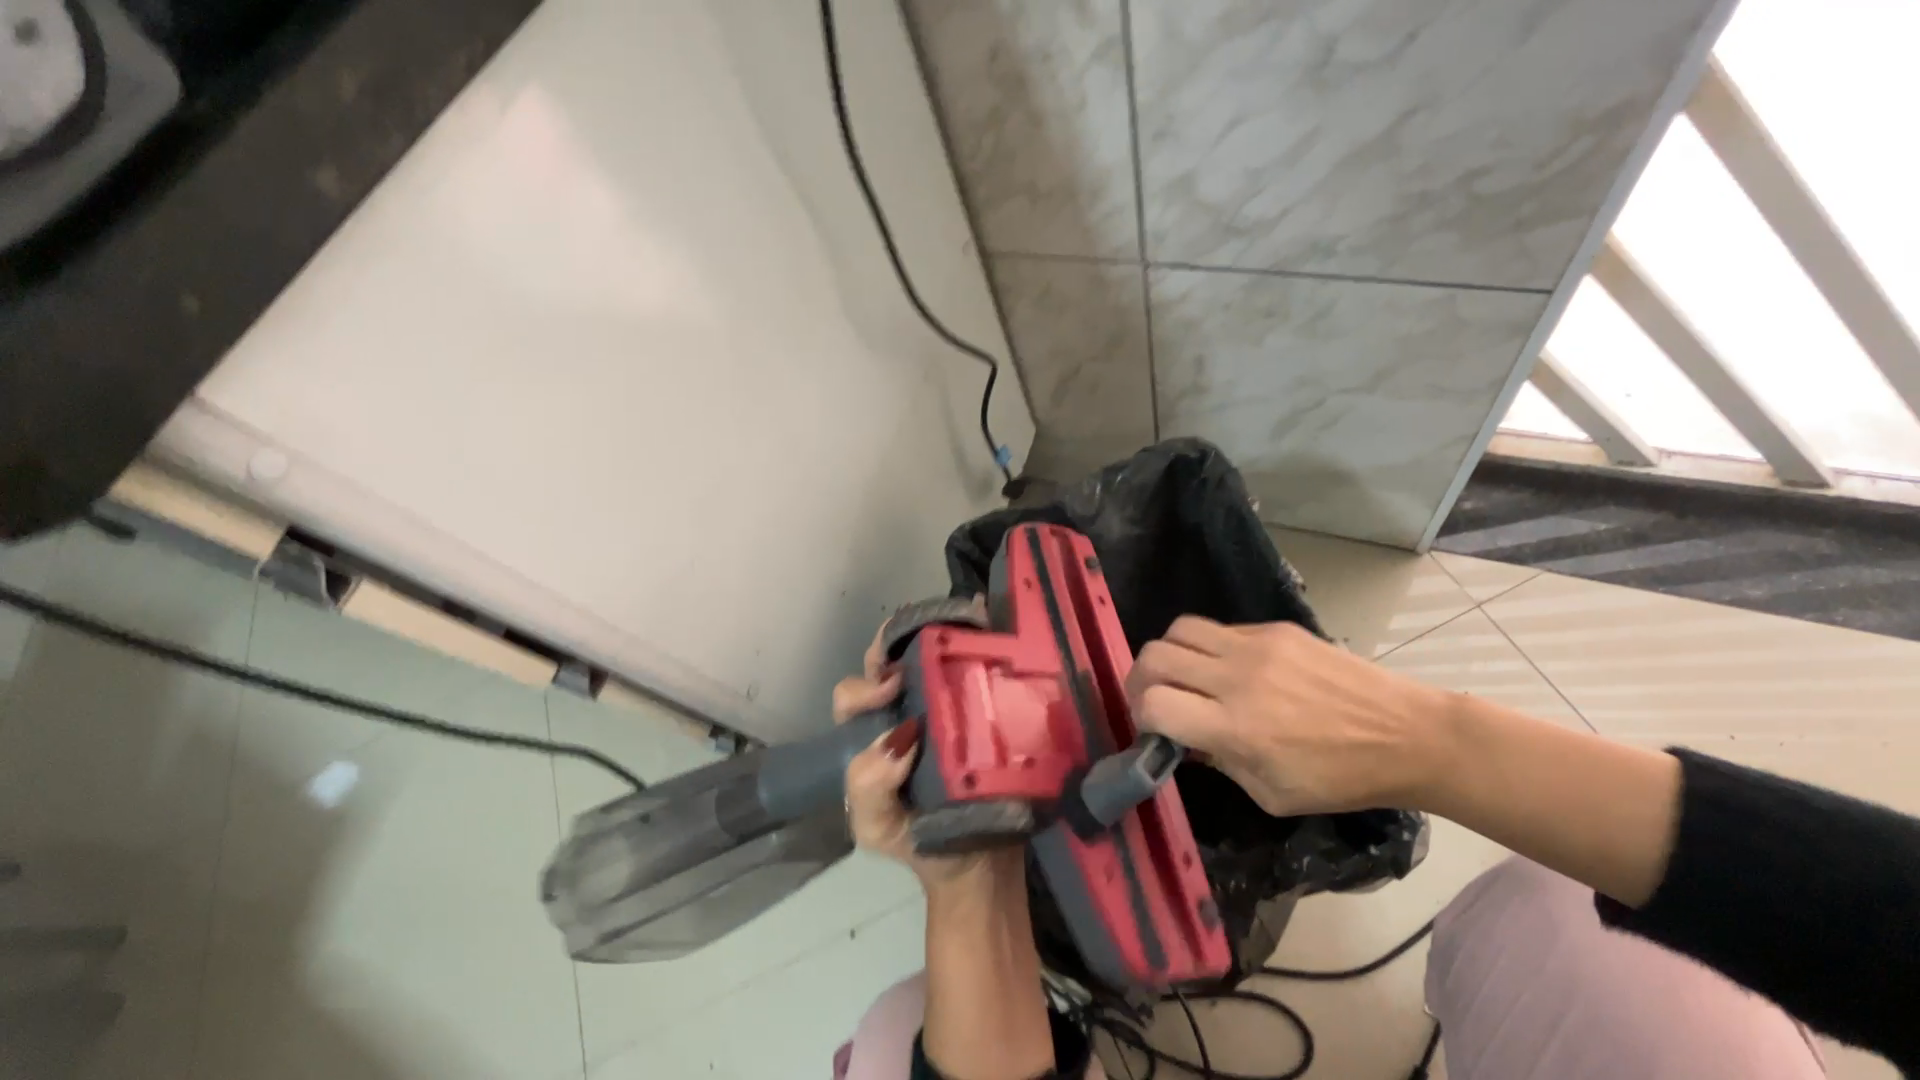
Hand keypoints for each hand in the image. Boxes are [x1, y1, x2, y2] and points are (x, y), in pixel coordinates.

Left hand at [834, 617, 1022, 891]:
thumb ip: (869, 786)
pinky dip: (981, 647)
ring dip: (943, 636)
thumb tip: (896, 737)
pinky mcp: (983, 710)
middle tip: (930, 639)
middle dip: (903, 642)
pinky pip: (977, 672)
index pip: (853, 695)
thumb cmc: (921, 842)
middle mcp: (903, 713)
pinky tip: (996, 634)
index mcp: (870, 735)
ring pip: (933, 658)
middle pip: (891, 662)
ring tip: (965, 624)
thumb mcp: (877, 826)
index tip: (895, 687)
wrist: (983, 868)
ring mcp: (946, 708)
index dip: (867, 686)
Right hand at [1124, 616, 1453, 815]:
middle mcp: (1237, 678)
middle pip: (1155, 657)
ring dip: (1168, 654)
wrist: (1407, 734)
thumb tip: (1186, 740)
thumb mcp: (1271, 795)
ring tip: (1181, 676)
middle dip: (1139, 680)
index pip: (1155, 704)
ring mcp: (1257, 646)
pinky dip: (1207, 647)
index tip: (1152, 729)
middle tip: (1152, 699)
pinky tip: (1226, 669)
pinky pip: (1220, 628)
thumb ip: (1220, 764)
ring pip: (1179, 629)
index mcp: (1236, 729)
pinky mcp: (1277, 629)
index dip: (1140, 716)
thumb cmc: (1340, 779)